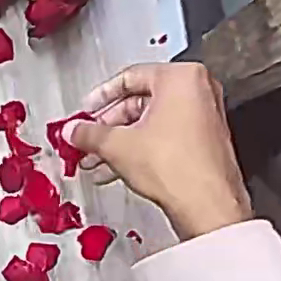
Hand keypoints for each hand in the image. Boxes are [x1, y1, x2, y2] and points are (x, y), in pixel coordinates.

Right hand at [69, 63, 252, 239]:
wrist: (206, 203)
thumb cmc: (177, 166)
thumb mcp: (117, 145)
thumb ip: (89, 134)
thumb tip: (74, 130)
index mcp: (180, 78)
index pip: (129, 77)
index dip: (100, 97)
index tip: (87, 110)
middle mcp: (197, 91)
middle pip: (139, 102)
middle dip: (108, 125)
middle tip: (88, 138)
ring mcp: (203, 116)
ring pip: (149, 123)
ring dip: (119, 141)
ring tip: (97, 159)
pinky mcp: (203, 141)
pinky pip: (163, 137)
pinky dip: (139, 149)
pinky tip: (117, 167)